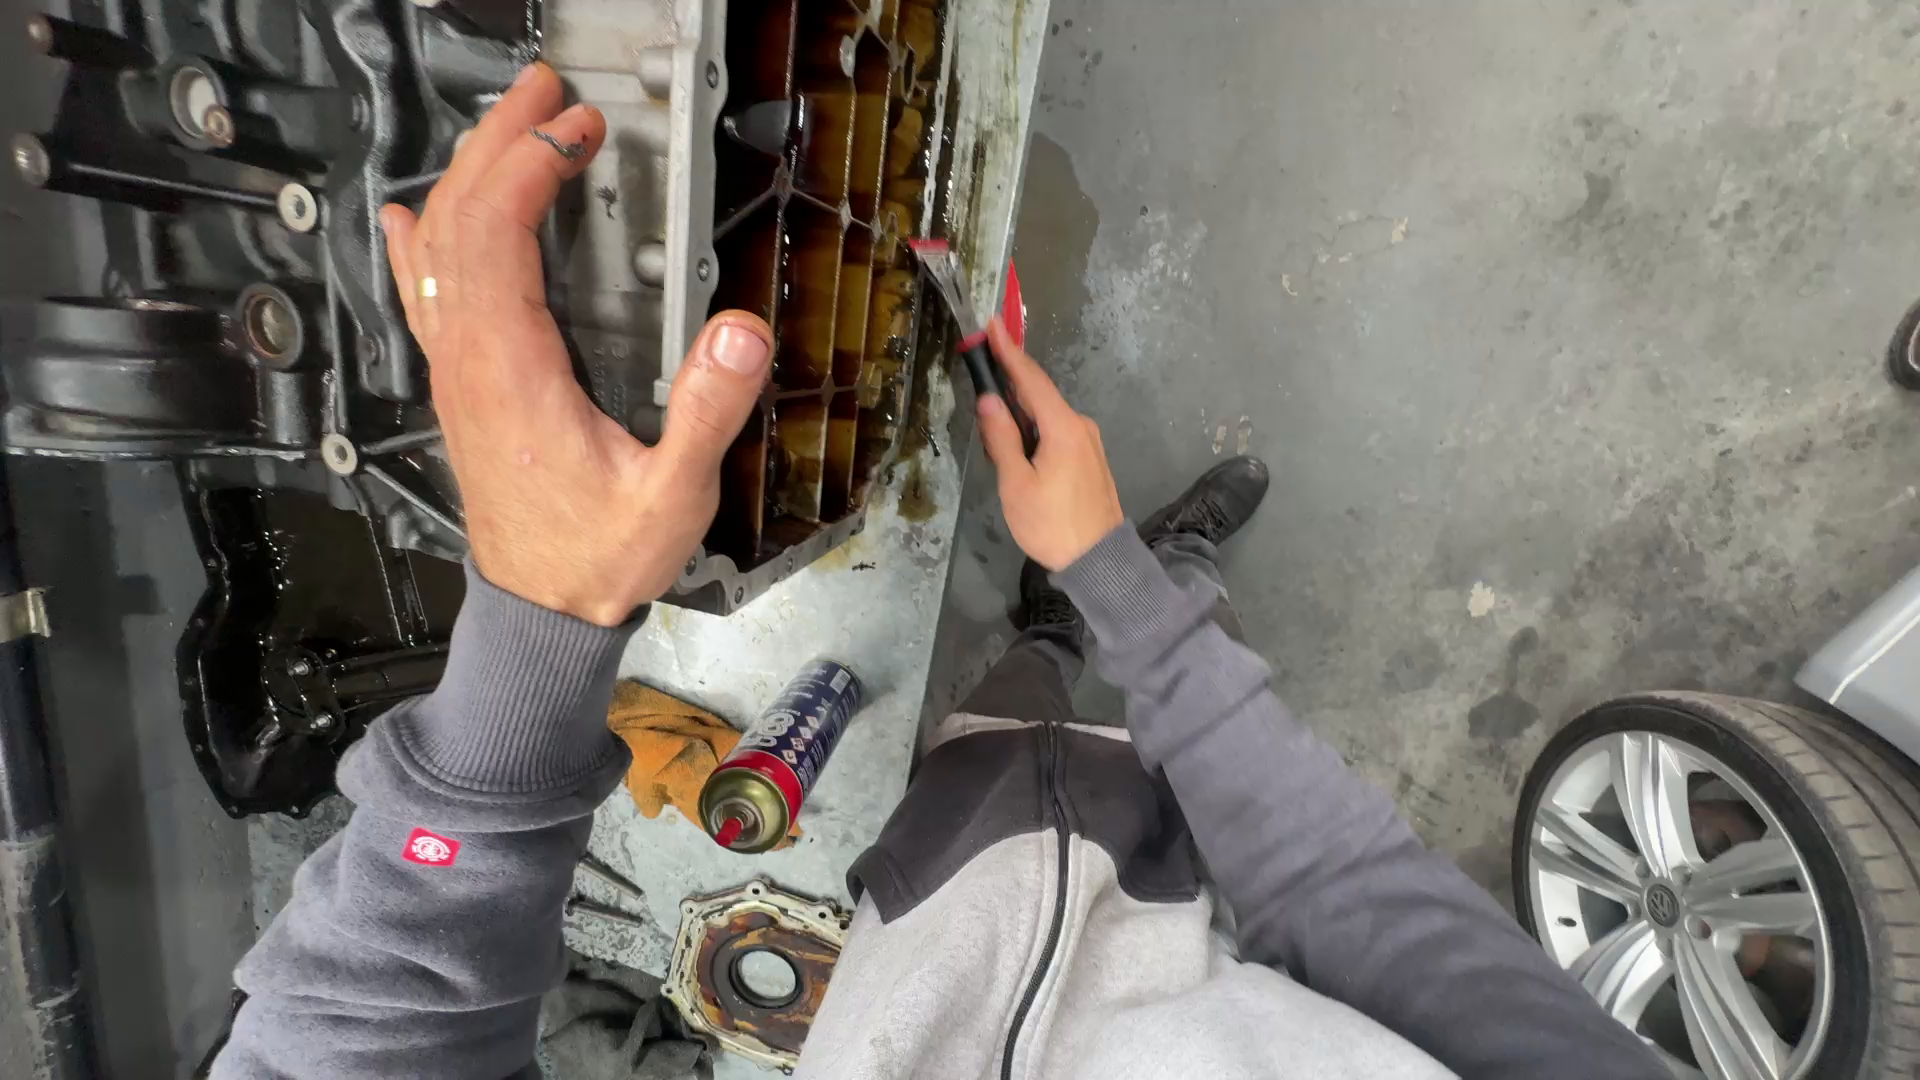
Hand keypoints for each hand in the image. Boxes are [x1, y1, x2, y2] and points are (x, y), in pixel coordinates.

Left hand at [379, 63, 772, 625]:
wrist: (547, 608)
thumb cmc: (602, 555)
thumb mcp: (675, 491)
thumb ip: (707, 409)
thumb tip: (740, 332)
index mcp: (516, 372)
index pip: (498, 233)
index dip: (532, 166)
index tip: (577, 131)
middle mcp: (473, 363)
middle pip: (458, 221)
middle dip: (498, 146)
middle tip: (545, 100)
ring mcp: (462, 376)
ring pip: (437, 251)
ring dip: (467, 179)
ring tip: (505, 135)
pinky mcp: (469, 393)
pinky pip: (429, 298)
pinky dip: (423, 244)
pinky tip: (414, 221)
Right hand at [976, 319, 1123, 570]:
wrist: (1098, 560)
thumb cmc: (1051, 525)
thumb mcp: (1016, 484)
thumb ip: (1002, 438)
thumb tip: (989, 400)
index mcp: (1062, 427)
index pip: (1031, 379)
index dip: (1009, 351)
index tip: (993, 324)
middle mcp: (1080, 426)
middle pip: (1039, 395)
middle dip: (1009, 382)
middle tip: (982, 368)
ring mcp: (1089, 442)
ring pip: (1047, 415)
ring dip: (1020, 412)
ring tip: (994, 424)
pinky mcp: (1090, 458)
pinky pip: (1057, 431)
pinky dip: (1035, 428)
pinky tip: (1019, 444)